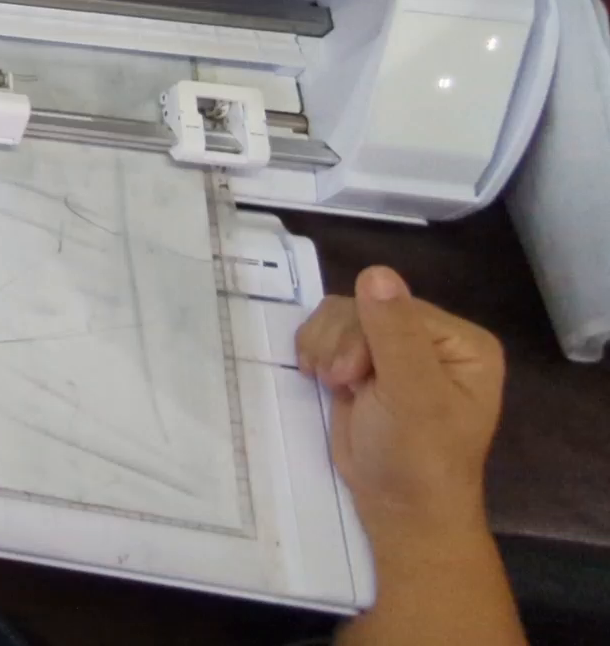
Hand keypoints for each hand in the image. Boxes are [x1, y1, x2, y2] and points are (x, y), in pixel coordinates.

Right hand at [295, 266, 505, 549]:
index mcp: (460, 342)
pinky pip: (323, 331)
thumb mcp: (409, 393)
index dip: (358, 336)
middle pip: (358, 309)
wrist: (395, 500)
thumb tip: (376, 272)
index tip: (351, 376)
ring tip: (331, 382)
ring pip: (334, 317)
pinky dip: (312, 351)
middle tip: (339, 382)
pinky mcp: (361, 361)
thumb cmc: (415, 452)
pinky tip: (322, 377)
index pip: (389, 307)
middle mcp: (431, 339)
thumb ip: (392, 333)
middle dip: (337, 345)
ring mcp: (395, 350)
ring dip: (320, 348)